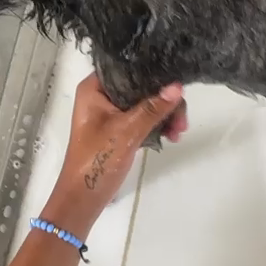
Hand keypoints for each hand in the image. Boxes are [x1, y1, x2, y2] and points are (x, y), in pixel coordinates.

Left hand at [39, 74, 185, 237]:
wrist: (83, 198)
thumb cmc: (97, 160)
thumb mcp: (127, 131)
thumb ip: (153, 108)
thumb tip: (177, 86)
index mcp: (94, 89)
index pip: (126, 68)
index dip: (152, 71)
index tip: (176, 81)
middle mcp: (101, 97)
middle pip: (140, 87)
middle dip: (163, 101)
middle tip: (181, 119)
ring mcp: (110, 114)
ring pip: (144, 105)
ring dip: (164, 116)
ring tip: (178, 132)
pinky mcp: (118, 131)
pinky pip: (142, 120)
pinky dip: (156, 126)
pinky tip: (171, 136)